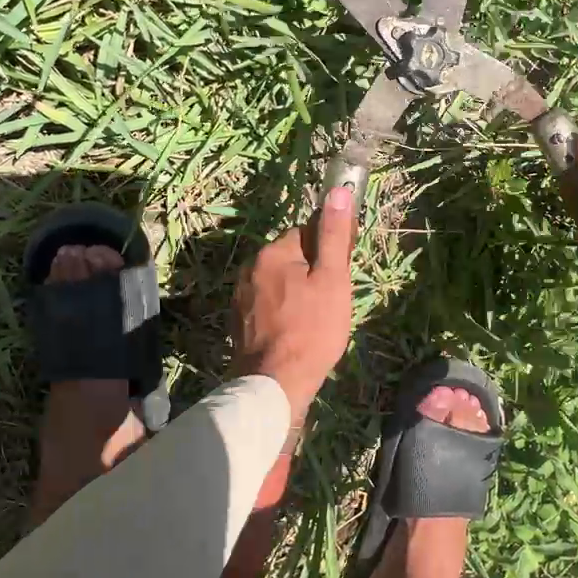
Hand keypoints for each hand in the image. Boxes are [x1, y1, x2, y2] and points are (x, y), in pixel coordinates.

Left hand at [231, 186, 356, 417]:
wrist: (274, 385)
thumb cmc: (311, 330)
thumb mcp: (332, 279)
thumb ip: (334, 236)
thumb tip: (338, 192)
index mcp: (273, 252)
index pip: (307, 234)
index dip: (328, 253)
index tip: (339, 277)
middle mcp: (250, 267)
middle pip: (291, 258)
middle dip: (311, 275)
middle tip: (330, 303)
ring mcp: (240, 296)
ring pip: (279, 283)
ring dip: (296, 294)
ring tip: (314, 322)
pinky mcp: (238, 322)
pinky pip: (267, 306)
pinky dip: (282, 313)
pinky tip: (295, 333)